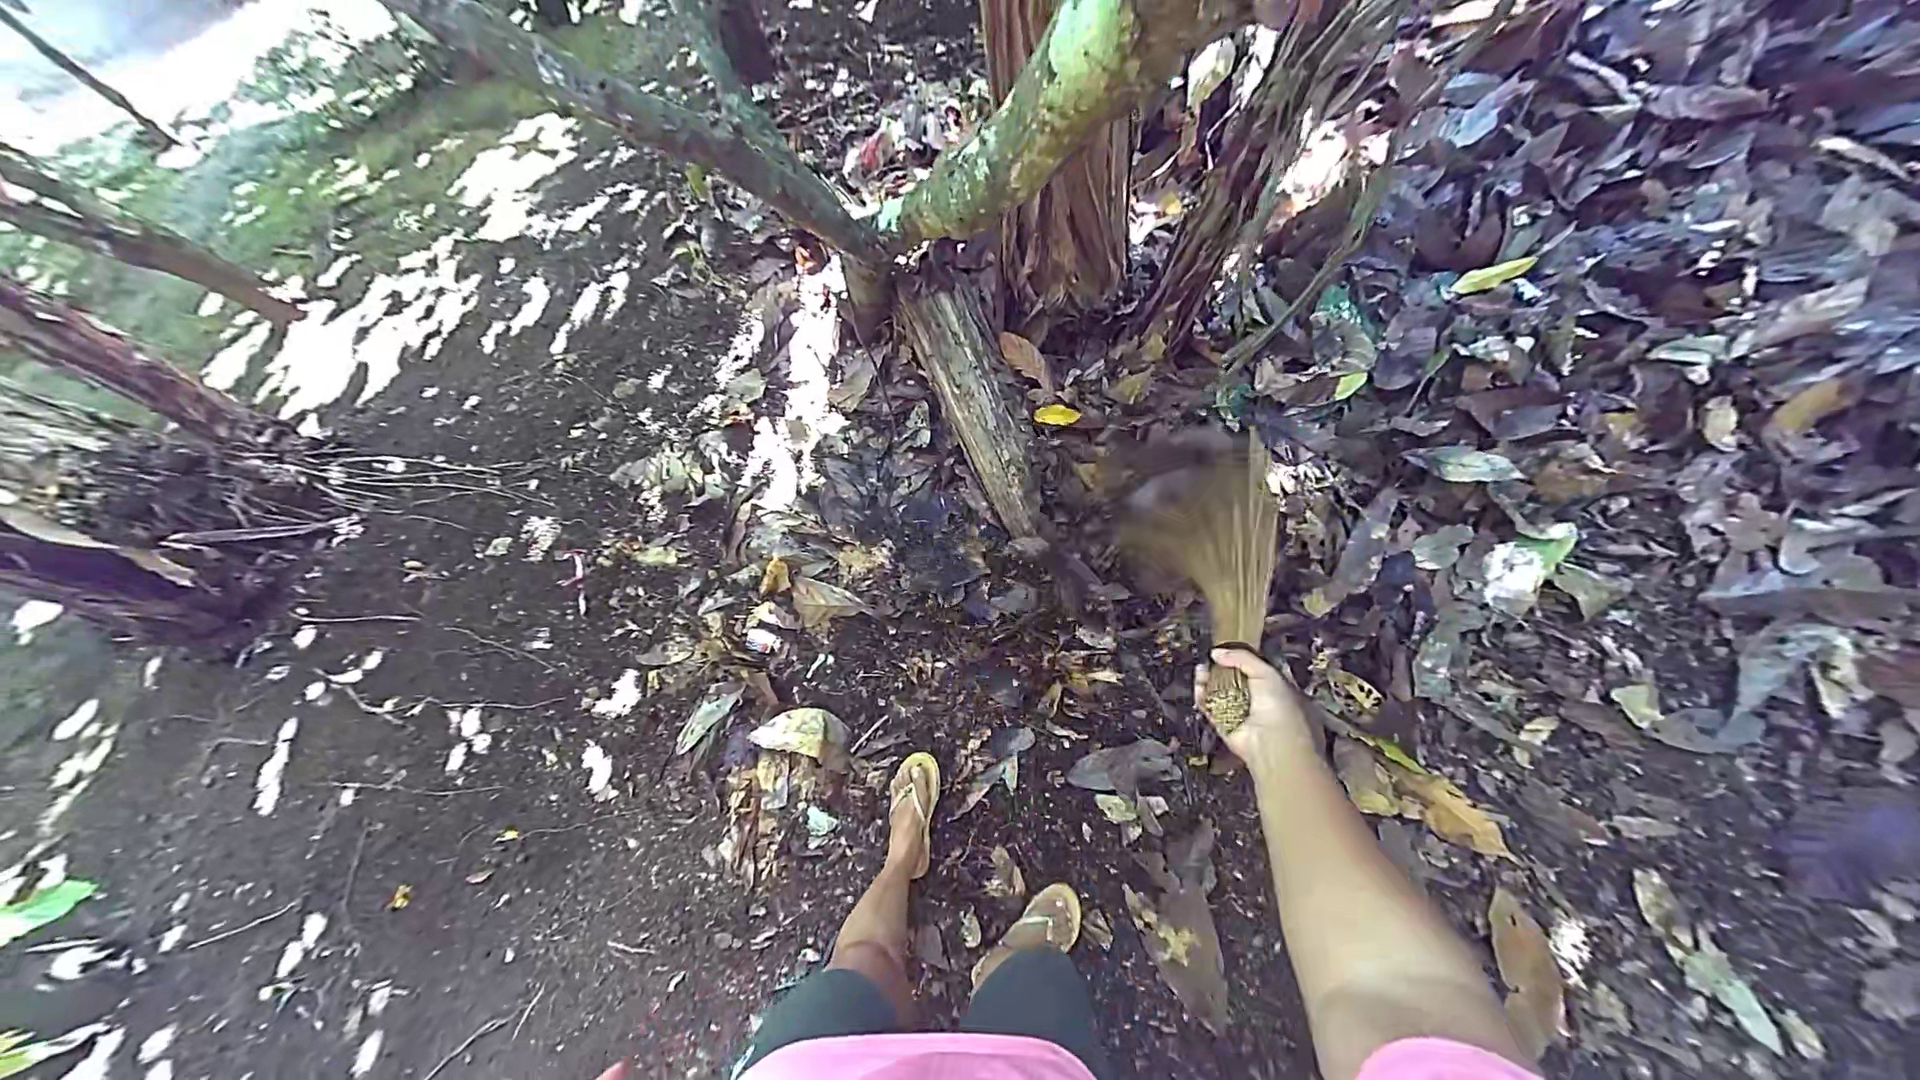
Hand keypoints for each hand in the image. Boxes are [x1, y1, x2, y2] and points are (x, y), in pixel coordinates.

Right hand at [1202, 646, 1315, 774]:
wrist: (1272, 742)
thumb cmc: (1278, 706)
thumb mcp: (1267, 673)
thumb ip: (1242, 658)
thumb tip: (1215, 652)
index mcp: (1275, 690)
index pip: (1254, 671)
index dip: (1238, 662)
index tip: (1225, 654)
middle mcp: (1258, 703)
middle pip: (1233, 682)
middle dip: (1220, 670)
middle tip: (1209, 662)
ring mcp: (1240, 715)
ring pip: (1219, 695)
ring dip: (1208, 682)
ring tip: (1200, 671)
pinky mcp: (1224, 726)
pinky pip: (1211, 709)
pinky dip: (1203, 698)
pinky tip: (1198, 686)